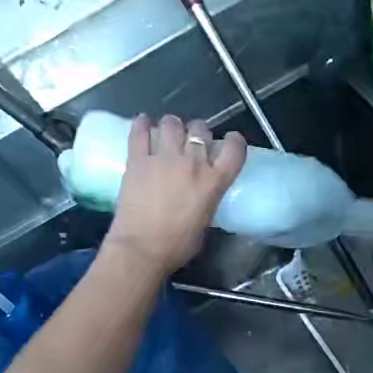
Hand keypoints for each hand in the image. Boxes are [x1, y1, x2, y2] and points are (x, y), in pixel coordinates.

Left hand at [103, 114, 245, 276]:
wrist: (141, 250)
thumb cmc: (176, 246)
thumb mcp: (204, 222)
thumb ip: (206, 200)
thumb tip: (201, 194)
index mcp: (213, 182)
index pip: (234, 149)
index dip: (234, 141)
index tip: (228, 141)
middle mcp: (192, 164)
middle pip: (200, 130)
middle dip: (197, 132)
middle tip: (189, 142)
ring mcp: (163, 158)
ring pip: (172, 124)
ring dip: (171, 126)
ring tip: (166, 134)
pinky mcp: (137, 160)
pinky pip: (140, 132)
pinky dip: (142, 124)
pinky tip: (143, 122)